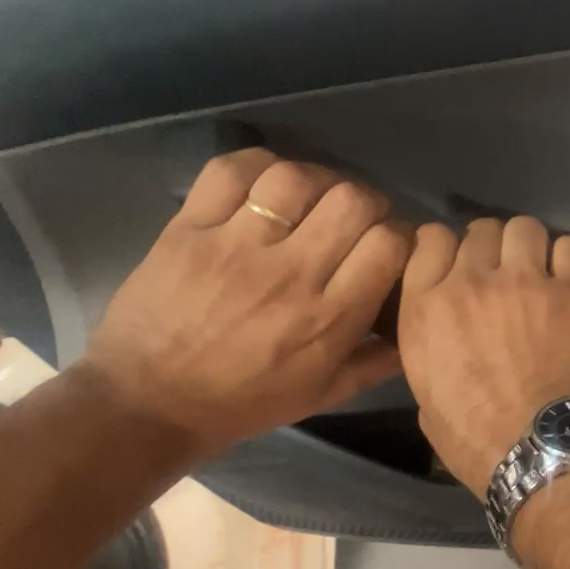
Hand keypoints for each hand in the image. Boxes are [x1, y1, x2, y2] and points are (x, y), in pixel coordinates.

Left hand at [78, 149, 410, 456]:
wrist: (148, 403)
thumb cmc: (248, 401)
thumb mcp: (329, 392)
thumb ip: (381, 359)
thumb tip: (420, 320)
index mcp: (331, 317)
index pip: (389, 245)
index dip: (400, 236)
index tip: (390, 248)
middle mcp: (291, 275)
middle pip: (353, 201)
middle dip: (368, 203)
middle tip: (355, 221)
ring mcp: (236, 247)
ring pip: (296, 178)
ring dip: (317, 181)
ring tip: (312, 200)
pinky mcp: (188, 228)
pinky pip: (230, 171)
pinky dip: (259, 165)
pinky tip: (268, 184)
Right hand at [398, 216, 569, 496]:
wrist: (544, 452)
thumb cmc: (478, 440)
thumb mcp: (426, 397)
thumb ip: (431, 349)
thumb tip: (449, 339)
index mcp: (425, 308)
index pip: (430, 239)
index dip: (449, 247)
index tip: (463, 264)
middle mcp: (472, 283)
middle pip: (481, 229)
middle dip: (492, 247)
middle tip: (506, 274)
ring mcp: (526, 282)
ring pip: (525, 227)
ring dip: (530, 246)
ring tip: (539, 272)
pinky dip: (569, 258)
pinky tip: (569, 280)